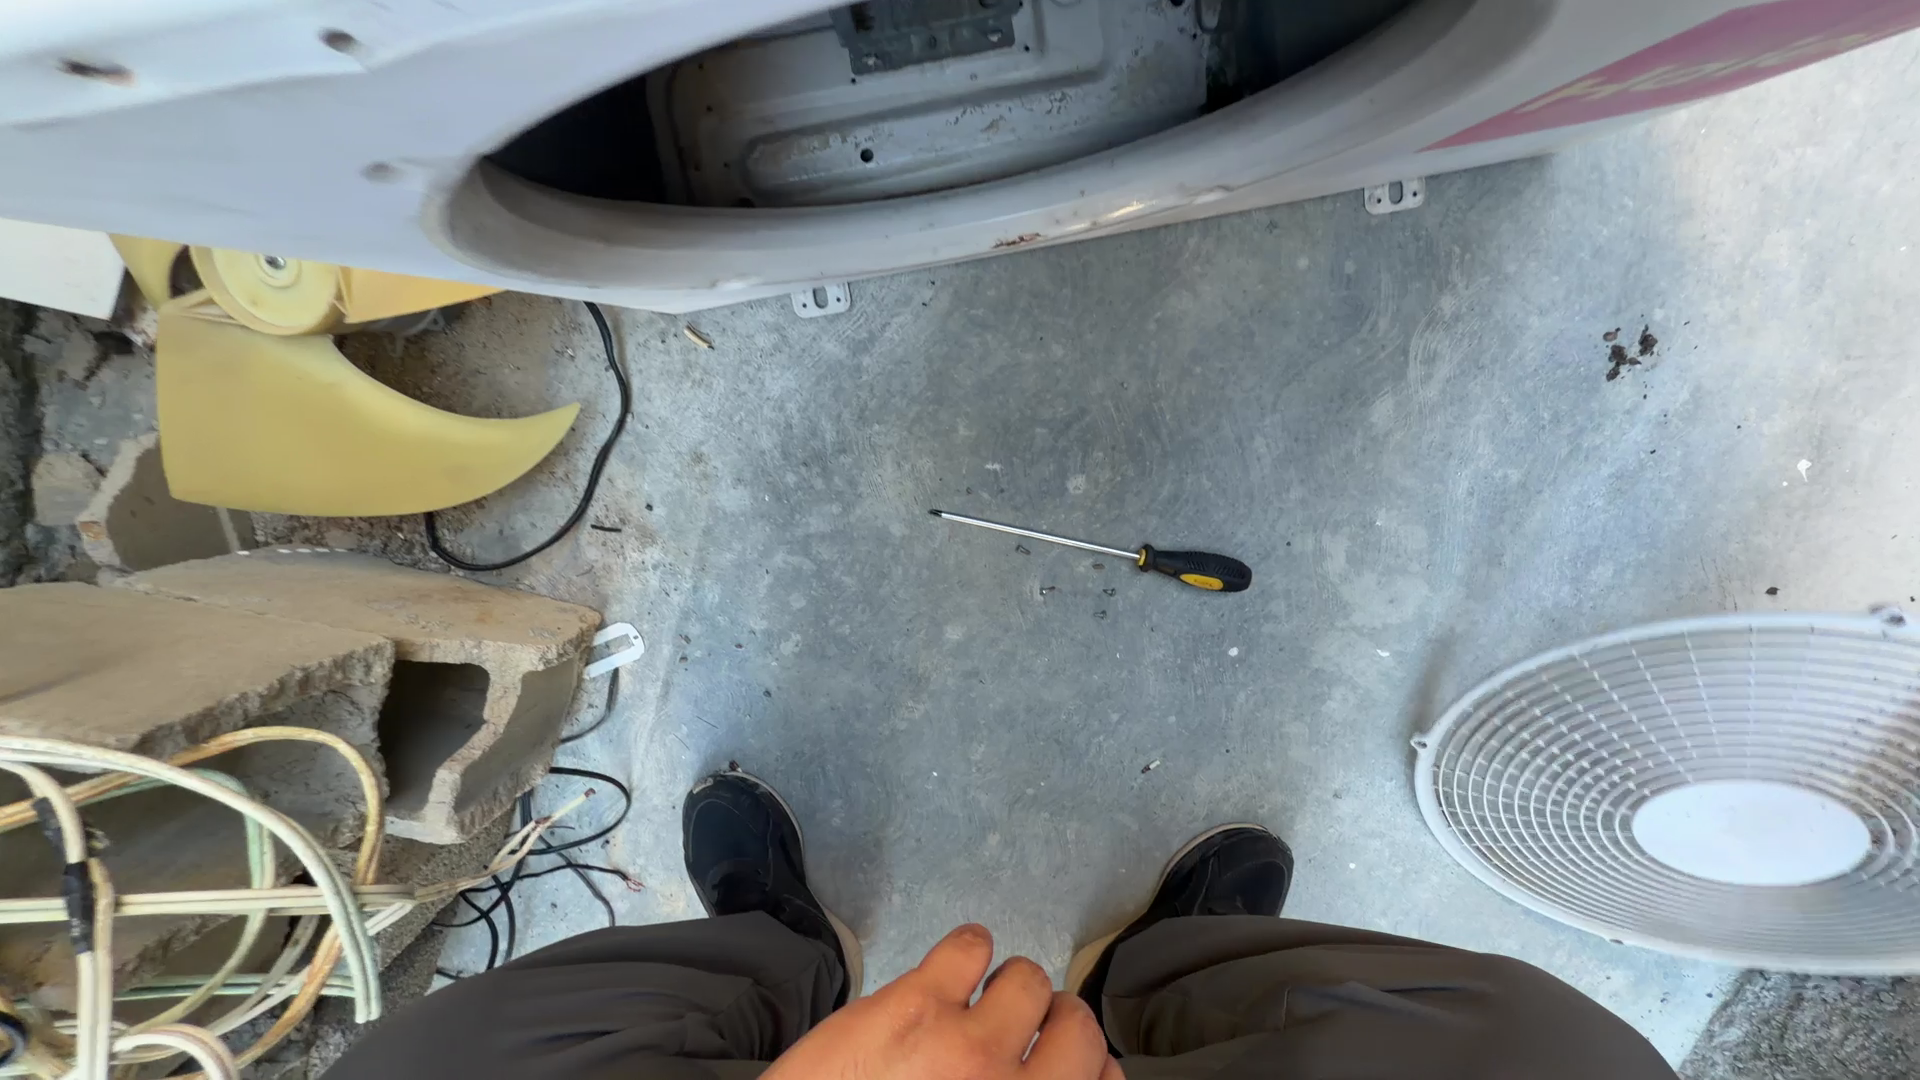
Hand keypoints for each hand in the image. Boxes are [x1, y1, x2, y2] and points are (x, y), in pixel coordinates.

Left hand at [762, 923, 1122, 1079]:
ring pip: (1027, 979)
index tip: (1079, 1067)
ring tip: (978, 1002)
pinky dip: (970, 946)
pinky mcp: (918, 1003)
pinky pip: (971, 944)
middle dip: (1057, 1023)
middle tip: (1023, 1030)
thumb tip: (1076, 1073)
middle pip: (1078, 1027)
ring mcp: (967, 1048)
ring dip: (1009, 988)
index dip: (1095, 1068)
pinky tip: (954, 967)